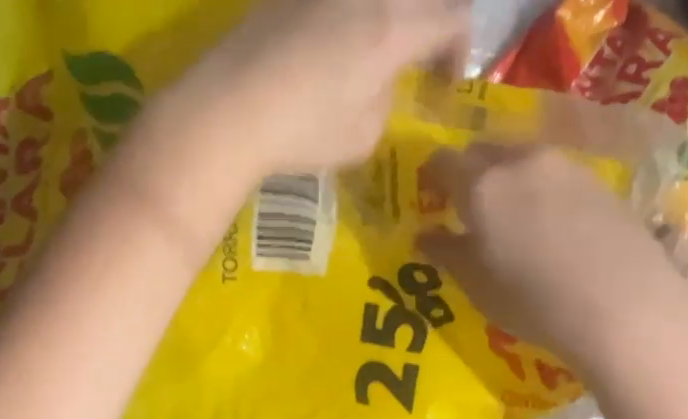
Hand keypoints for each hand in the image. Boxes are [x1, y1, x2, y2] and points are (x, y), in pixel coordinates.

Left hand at [174, 0, 468, 177]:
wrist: (229, 108)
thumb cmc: (303, 132)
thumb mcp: (363, 135)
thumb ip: (386, 99)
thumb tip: (381, 81)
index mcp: (394, 28)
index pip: (453, 17)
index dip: (458, 48)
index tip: (443, 81)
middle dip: (430, 21)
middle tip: (419, 56)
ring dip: (390, 17)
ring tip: (375, 50)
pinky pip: (335, 2)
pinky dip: (349, 17)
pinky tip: (333, 46)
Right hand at [417, 144, 687, 367]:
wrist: (621, 303)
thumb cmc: (532, 300)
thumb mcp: (477, 286)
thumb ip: (448, 253)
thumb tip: (426, 235)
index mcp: (481, 183)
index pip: (442, 161)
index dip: (431, 178)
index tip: (430, 200)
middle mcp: (521, 161)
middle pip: (485, 151)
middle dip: (471, 173)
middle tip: (469, 210)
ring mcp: (565, 166)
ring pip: (524, 160)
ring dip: (510, 181)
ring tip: (513, 219)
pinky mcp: (600, 182)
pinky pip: (556, 176)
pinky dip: (543, 192)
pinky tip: (550, 228)